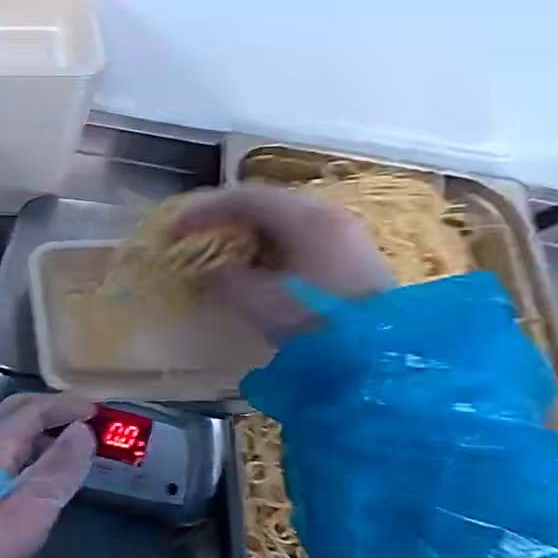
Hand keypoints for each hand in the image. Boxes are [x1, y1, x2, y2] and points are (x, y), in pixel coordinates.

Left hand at [0, 393, 96, 557]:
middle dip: (53, 407)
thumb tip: (83, 429)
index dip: (66, 405)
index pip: (33, 409)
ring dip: (45, 425)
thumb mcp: (35, 502)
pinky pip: (12, 448)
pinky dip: (36, 444)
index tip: (98, 412)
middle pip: (19, 410)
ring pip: (14, 428)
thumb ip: (62, 463)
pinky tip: (53, 464)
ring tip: (75, 437)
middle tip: (85, 415)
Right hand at [170, 184, 394, 338]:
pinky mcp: (353, 254)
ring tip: (223, 249)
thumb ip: (228, 281)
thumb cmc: (320, 325)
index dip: (203, 211)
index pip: (244, 199)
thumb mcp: (262, 305)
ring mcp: (345, 232)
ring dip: (250, 231)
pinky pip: (301, 236)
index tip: (174, 229)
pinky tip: (261, 265)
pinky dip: (272, 244)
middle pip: (266, 203)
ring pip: (285, 219)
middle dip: (226, 217)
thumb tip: (210, 270)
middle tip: (196, 233)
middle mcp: (327, 214)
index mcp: (305, 218)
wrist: (384, 358)